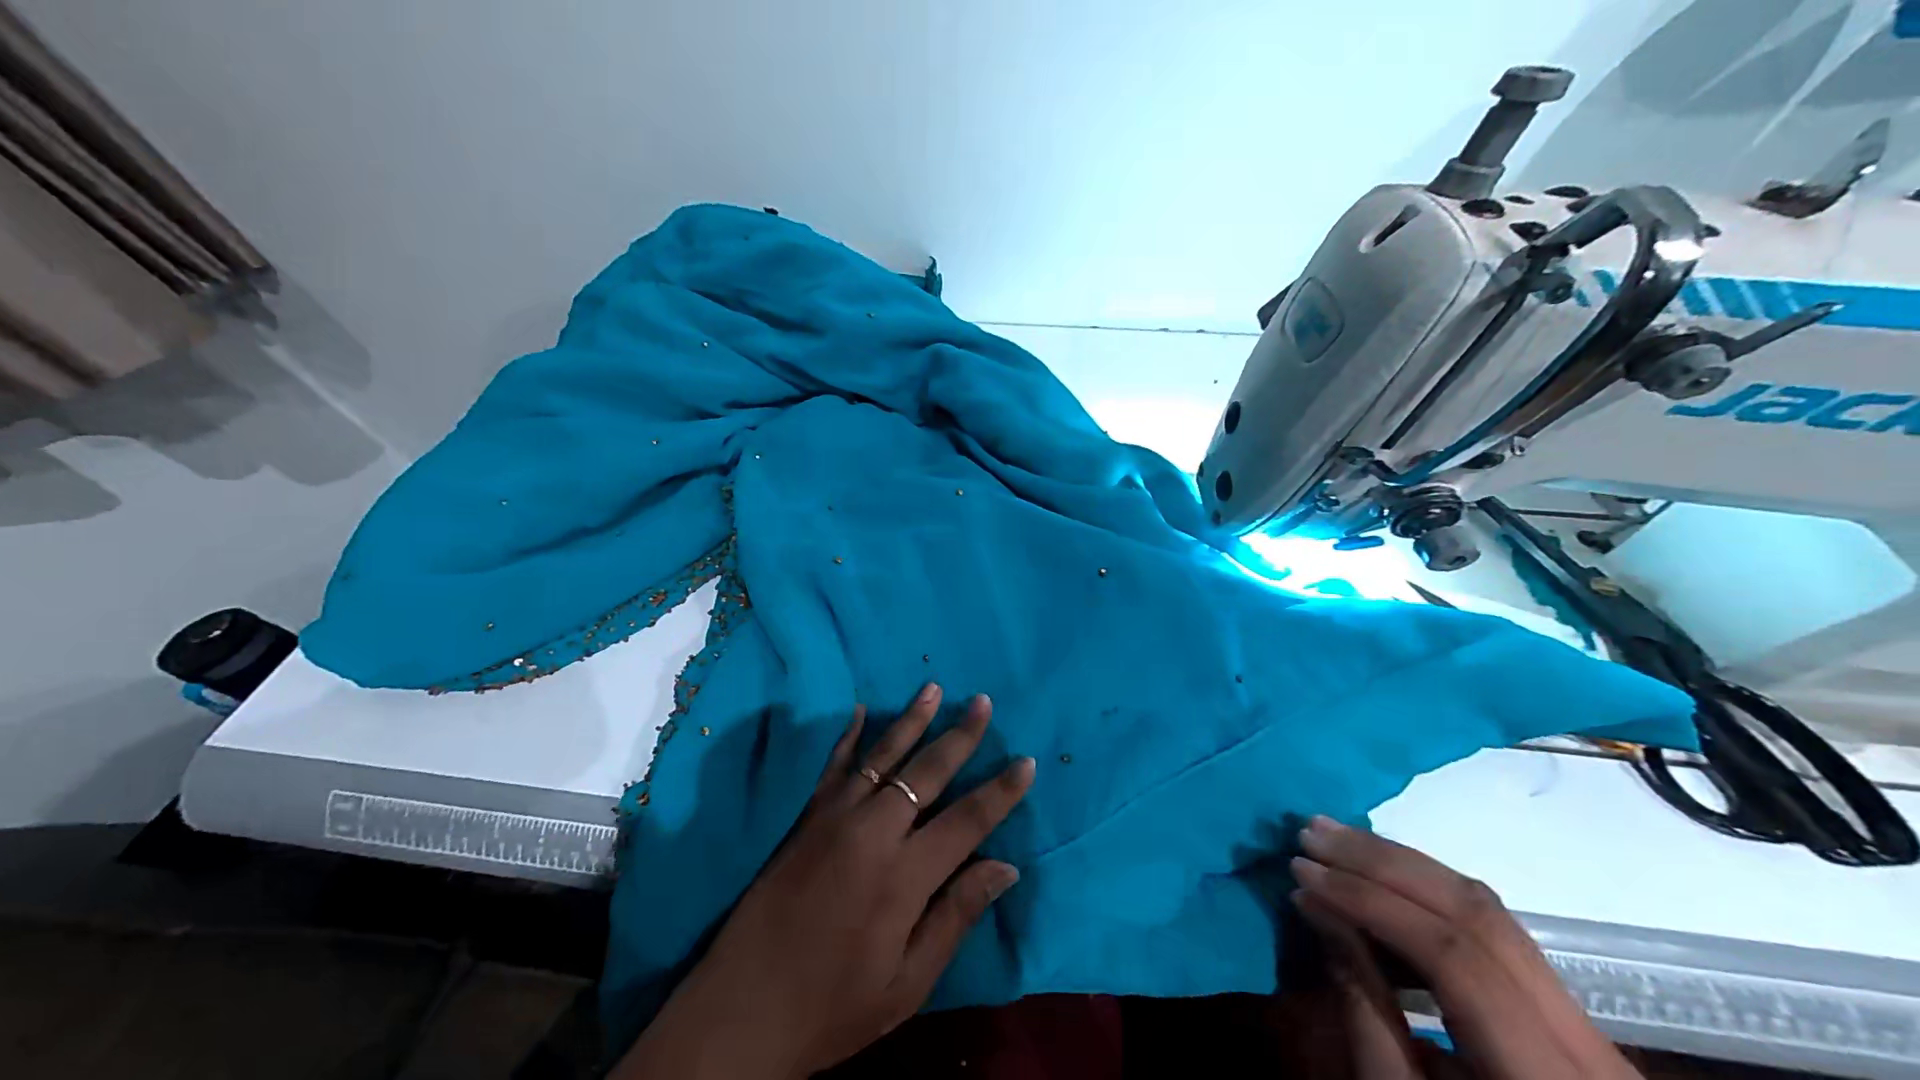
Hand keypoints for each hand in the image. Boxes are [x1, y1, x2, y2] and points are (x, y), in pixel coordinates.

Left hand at [614, 685, 1035, 1079]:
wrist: (742, 1009)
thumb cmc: (834, 1006)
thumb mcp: (907, 983)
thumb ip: (956, 916)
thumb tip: (1006, 866)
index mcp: (903, 877)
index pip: (967, 820)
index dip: (1000, 791)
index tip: (1026, 761)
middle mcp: (871, 832)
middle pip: (926, 773)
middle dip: (960, 736)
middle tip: (983, 702)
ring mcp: (833, 819)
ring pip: (881, 756)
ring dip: (911, 720)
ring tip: (933, 688)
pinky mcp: (805, 819)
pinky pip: (832, 766)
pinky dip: (849, 736)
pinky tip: (860, 710)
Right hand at [1291, 817, 1642, 1079]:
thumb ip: (1362, 1003)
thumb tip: (1319, 907)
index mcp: (1546, 1077)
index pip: (1454, 956)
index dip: (1370, 903)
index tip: (1301, 875)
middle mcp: (1584, 1038)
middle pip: (1476, 914)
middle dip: (1382, 864)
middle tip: (1310, 832)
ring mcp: (1582, 1017)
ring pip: (1487, 908)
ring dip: (1399, 864)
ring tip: (1332, 837)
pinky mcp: (1562, 1004)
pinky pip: (1490, 926)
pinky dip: (1423, 890)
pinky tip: (1375, 872)